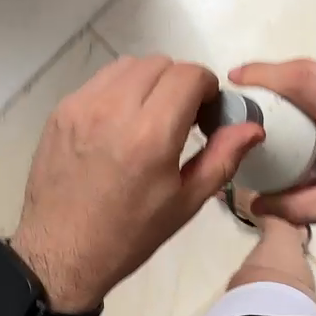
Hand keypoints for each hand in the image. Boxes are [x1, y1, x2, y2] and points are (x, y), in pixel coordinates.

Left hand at [11, 56, 262, 311]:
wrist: (61, 252)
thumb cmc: (130, 234)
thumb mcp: (186, 202)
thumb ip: (223, 157)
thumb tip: (253, 127)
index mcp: (151, 134)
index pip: (190, 75)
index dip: (207, 88)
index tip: (207, 112)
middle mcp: (114, 109)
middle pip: (160, 64)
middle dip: (180, 82)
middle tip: (182, 116)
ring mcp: (82, 105)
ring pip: (128, 65)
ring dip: (149, 81)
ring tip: (150, 115)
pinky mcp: (61, 110)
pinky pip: (100, 81)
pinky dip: (119, 90)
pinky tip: (120, 123)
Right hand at [231, 59, 315, 224]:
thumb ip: (293, 206)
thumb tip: (251, 204)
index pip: (300, 79)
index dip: (264, 74)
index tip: (236, 78)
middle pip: (308, 67)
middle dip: (273, 73)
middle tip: (247, 89)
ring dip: (295, 76)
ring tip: (271, 95)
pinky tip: (306, 100)